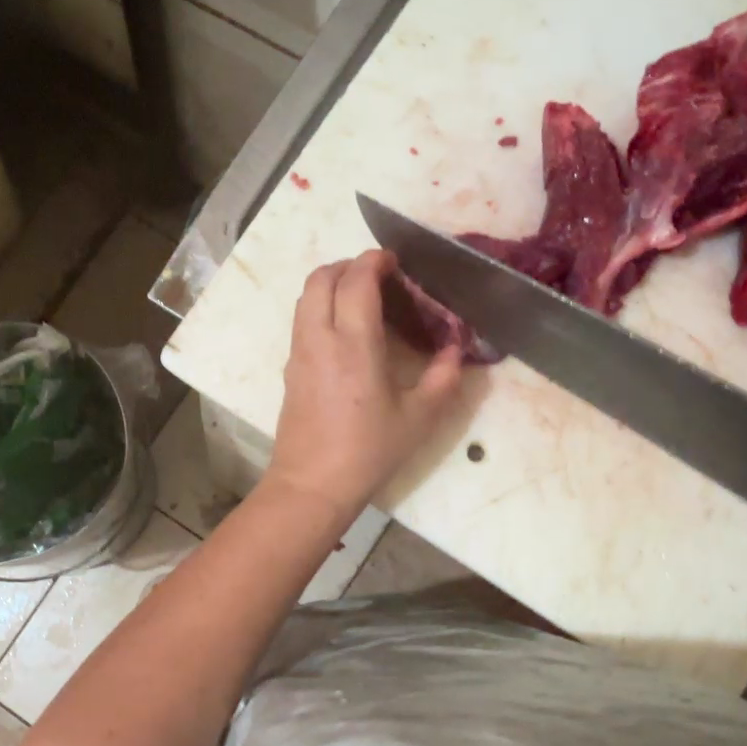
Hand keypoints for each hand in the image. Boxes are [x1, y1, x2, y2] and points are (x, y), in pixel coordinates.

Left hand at [264, 251, 464, 518]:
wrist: (311, 484)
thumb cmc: (367, 451)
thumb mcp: (419, 418)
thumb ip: (443, 378)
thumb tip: (458, 351)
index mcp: (353, 342)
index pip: (356, 279)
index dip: (375, 261)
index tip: (395, 262)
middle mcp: (319, 338)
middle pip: (321, 278)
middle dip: (349, 266)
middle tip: (378, 277)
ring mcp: (298, 353)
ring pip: (305, 297)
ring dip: (331, 285)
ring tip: (362, 300)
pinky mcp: (289, 370)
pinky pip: (301, 322)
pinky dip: (320, 309)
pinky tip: (346, 333)